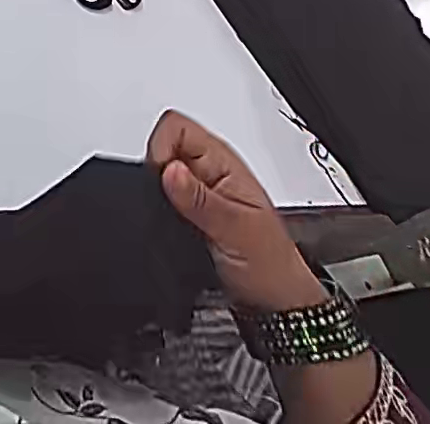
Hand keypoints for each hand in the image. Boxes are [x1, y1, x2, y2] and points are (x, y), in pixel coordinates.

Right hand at [147, 111, 327, 312]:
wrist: (276, 302)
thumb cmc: (271, 264)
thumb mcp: (236, 230)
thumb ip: (200, 200)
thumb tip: (169, 169)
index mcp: (222, 160)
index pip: (176, 126)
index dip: (161, 147)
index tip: (161, 179)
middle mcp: (207, 168)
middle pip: (162, 144)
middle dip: (154, 171)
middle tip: (167, 203)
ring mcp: (197, 188)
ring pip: (159, 169)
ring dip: (155, 191)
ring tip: (173, 219)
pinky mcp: (187, 210)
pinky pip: (159, 195)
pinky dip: (155, 208)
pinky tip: (169, 227)